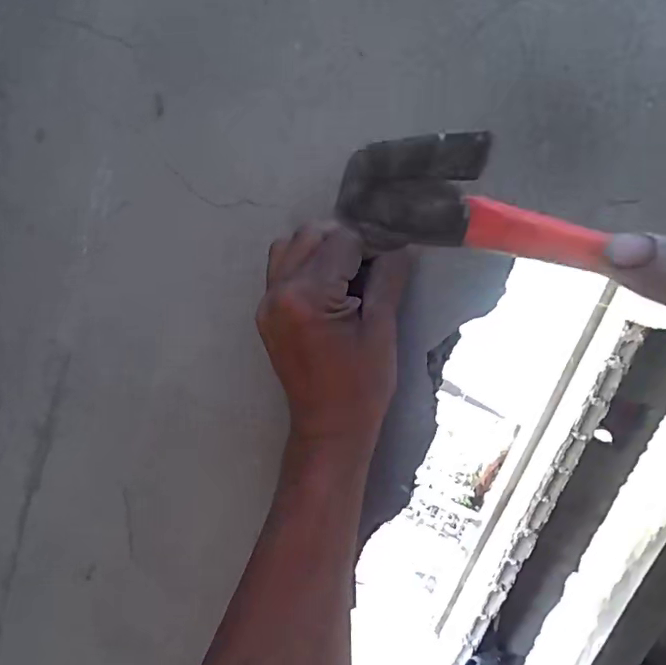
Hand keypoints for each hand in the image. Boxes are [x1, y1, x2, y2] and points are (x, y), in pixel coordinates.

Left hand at [258, 222, 410, 450]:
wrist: (329, 429)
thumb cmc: (361, 389)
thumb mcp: (382, 333)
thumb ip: (387, 282)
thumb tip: (399, 247)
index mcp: (307, 297)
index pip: (341, 241)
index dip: (371, 246)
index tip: (389, 261)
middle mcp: (278, 293)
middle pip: (311, 235)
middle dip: (345, 242)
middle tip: (372, 268)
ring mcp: (266, 304)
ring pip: (290, 246)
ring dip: (320, 249)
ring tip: (348, 276)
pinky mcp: (266, 315)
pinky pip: (281, 270)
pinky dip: (303, 266)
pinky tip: (328, 288)